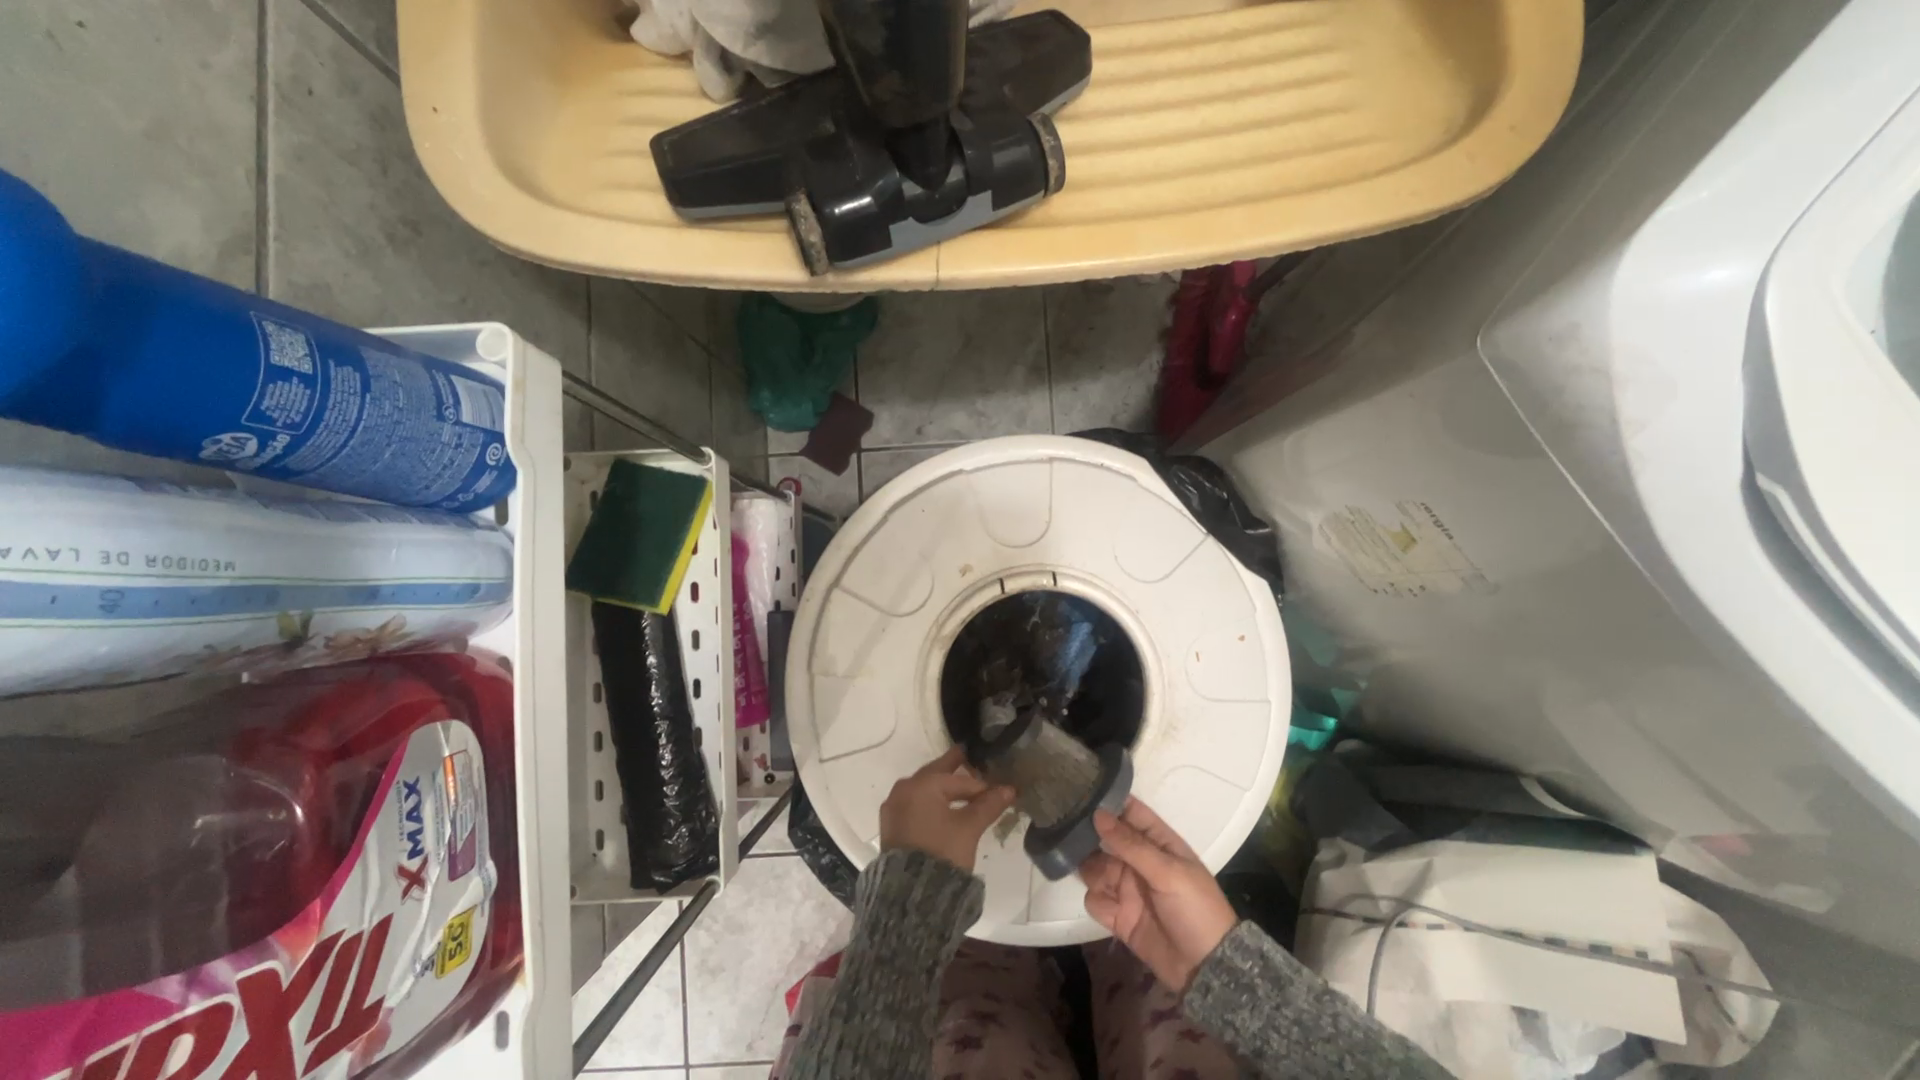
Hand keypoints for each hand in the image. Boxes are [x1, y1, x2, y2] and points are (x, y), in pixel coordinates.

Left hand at [878, 746, 1016, 872]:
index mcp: (923, 784)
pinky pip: (914, 803)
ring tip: (959, 786)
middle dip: (954, 768)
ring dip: (941, 786)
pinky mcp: (891, 824)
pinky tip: (941, 807)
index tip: (999, 789)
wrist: (911, 892)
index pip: (960, 781)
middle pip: (936, 774)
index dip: (982, 786)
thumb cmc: (942, 852)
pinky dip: (929, 801)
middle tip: (967, 754)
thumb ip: (988, 805)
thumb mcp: (969, 828)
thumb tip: (1009, 790)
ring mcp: (894, 807)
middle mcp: (904, 789)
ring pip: (924, 789)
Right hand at [1080, 797, 1237, 993]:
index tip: (1081, 792)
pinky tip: (1111, 908)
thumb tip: (1098, 814)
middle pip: (1105, 840)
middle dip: (1089, 837)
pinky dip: (1098, 901)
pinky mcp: (1117, 915)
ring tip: (1100, 878)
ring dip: (1091, 870)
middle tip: (1068, 833)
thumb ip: (1131, 845)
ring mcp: (1126, 888)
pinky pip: (1095, 899)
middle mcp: (1138, 862)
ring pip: (1094, 868)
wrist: (1205, 967)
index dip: (1109, 802)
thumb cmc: (1196, 909)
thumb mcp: (1169, 872)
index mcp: (1159, 844)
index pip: (1131, 814)